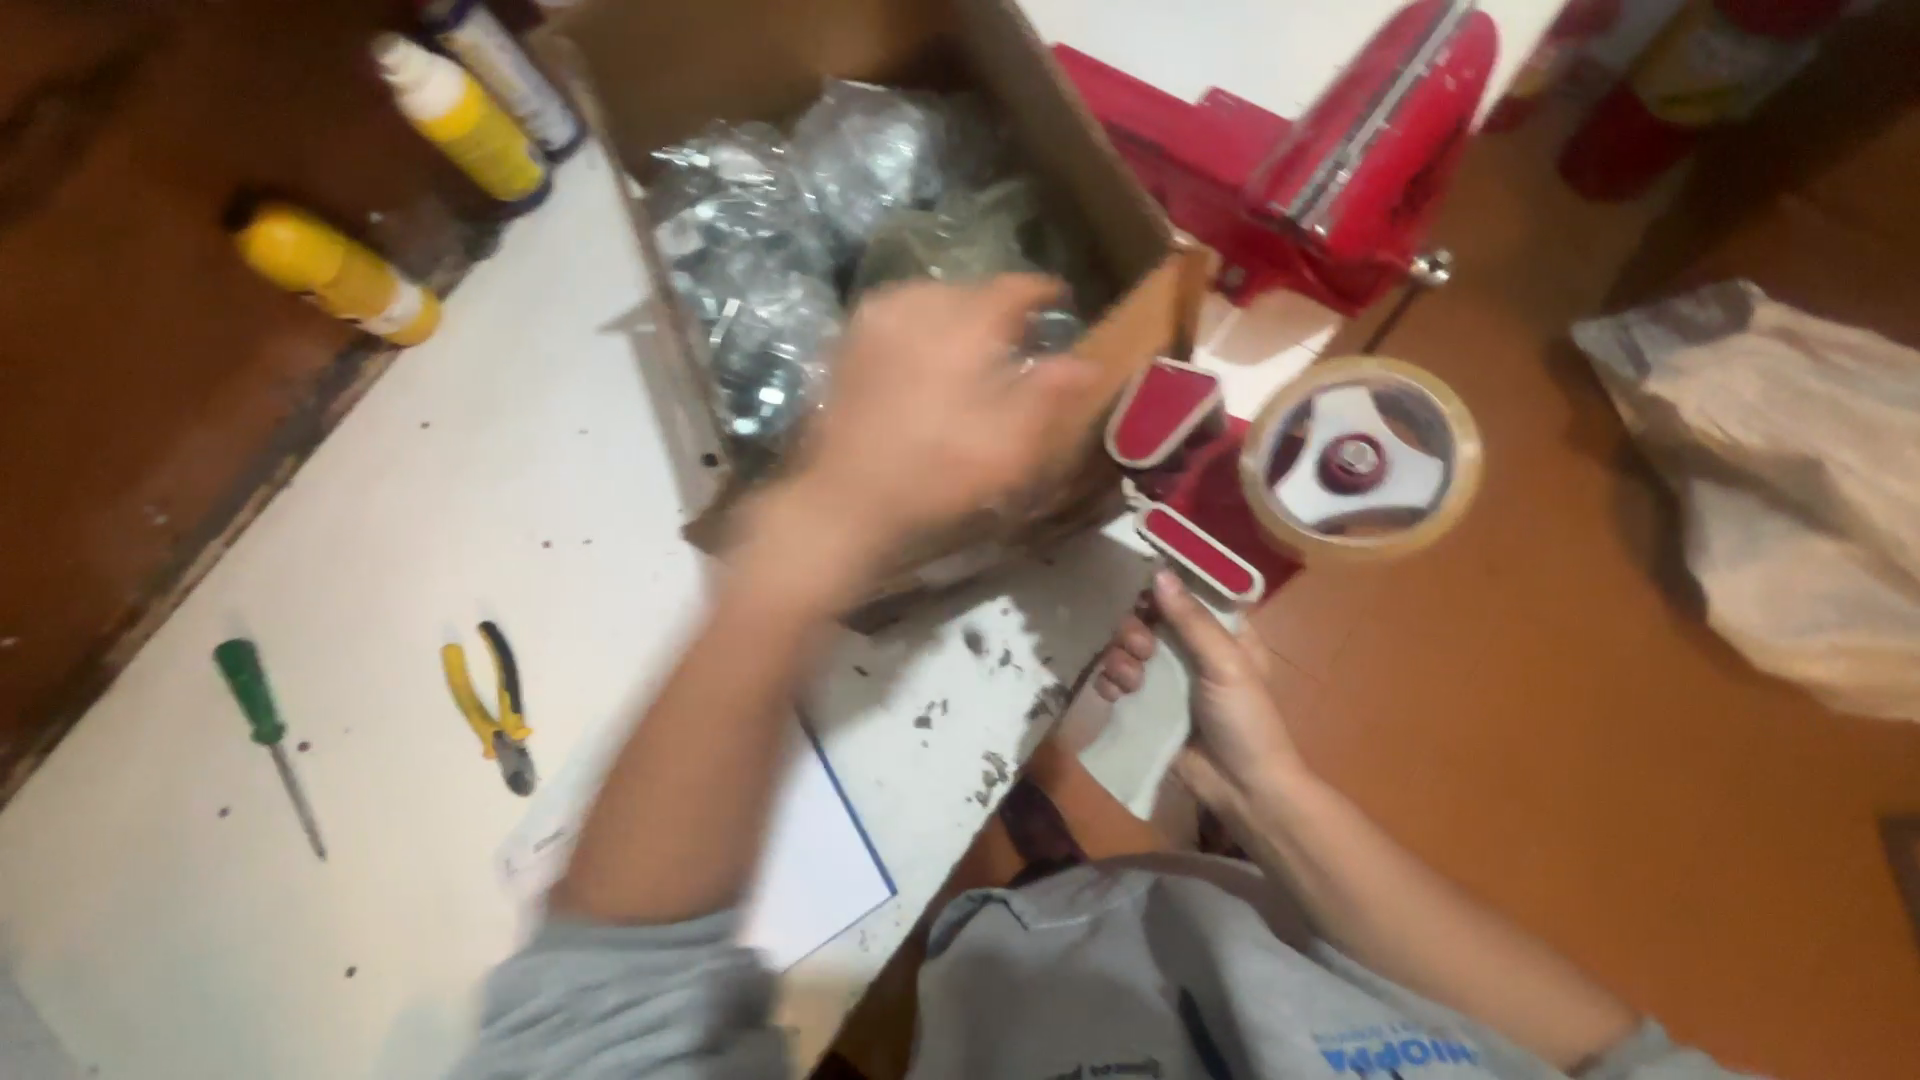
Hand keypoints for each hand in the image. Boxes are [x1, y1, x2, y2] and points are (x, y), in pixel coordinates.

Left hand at [773, 276, 1100, 565]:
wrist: (843, 503)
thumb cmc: (937, 475)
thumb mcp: (1011, 444)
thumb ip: (1052, 393)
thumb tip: (1087, 360)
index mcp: (962, 320)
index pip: (1015, 286)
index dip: (1044, 293)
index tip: (1063, 302)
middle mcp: (915, 303)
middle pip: (970, 290)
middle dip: (999, 309)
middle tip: (1021, 338)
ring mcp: (872, 321)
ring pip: (931, 301)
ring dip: (958, 318)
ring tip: (974, 350)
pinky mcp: (844, 345)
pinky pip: (897, 320)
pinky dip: (921, 332)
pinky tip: (927, 364)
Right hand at [1097, 570, 1309, 822]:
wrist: (1242, 790)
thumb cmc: (1247, 720)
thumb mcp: (1227, 664)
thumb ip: (1191, 620)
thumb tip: (1158, 573)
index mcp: (1222, 633)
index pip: (1186, 594)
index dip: (1161, 588)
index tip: (1139, 589)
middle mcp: (1191, 650)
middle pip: (1148, 619)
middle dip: (1134, 629)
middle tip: (1141, 648)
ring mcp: (1166, 679)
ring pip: (1127, 648)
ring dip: (1119, 657)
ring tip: (1131, 680)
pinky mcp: (1146, 706)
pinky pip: (1116, 681)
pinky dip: (1110, 682)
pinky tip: (1116, 695)